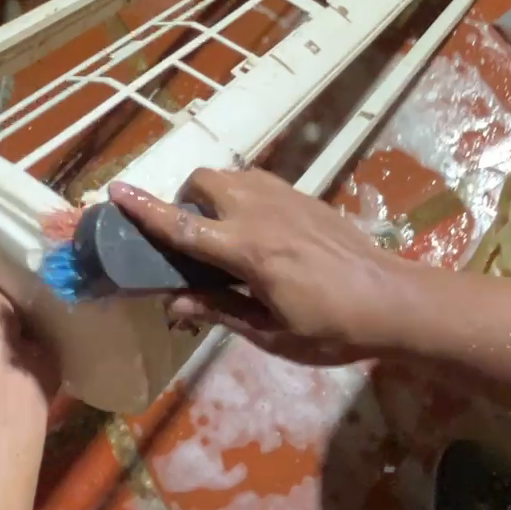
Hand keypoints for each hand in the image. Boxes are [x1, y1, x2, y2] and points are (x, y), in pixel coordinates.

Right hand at [109, 170, 407, 364]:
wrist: (394, 300)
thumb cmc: (332, 328)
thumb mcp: (272, 334)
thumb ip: (220, 311)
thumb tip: (174, 301)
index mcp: (248, 252)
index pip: (183, 227)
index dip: (146, 210)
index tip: (117, 190)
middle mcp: (260, 212)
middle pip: (203, 182)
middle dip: (184, 198)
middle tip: (191, 235)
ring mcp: (284, 197)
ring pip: (229, 175)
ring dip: (211, 194)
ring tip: (221, 231)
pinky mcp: (302, 194)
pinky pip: (255, 180)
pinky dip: (239, 194)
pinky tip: (255, 227)